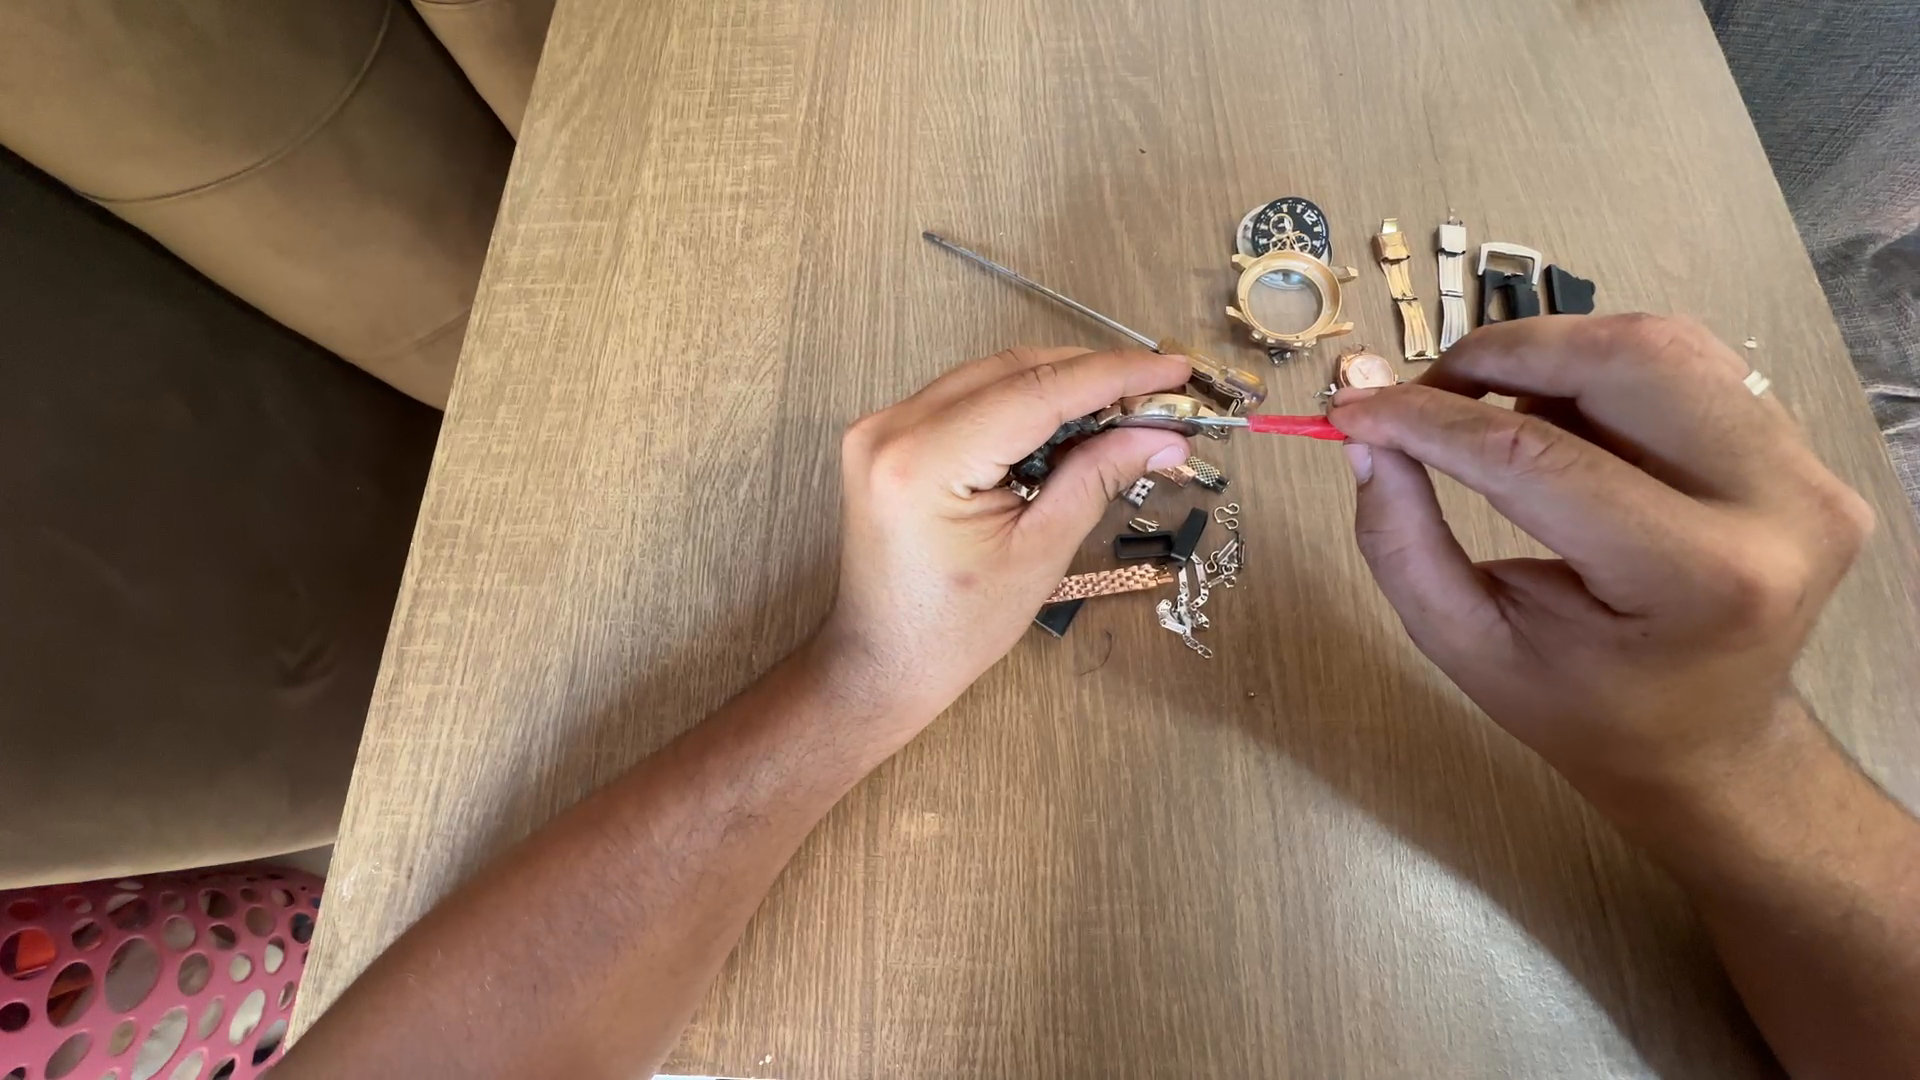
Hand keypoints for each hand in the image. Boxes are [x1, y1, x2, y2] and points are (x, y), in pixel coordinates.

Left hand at [815, 346, 1191, 727]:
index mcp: (924, 461)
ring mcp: (881, 427)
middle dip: (1089, 376)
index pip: (1036, 390)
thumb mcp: (1039, 552)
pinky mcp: (886, 436)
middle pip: (1011, 371)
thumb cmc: (956, 627)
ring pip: (989, 377)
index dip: (1113, 374)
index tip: (1173, 369)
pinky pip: (965, 399)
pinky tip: (1061, 426)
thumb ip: (1098, 477)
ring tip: (1119, 412)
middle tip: (1155, 396)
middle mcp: (891, 428)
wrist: (885, 659)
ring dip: (1056, 386)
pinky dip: (1018, 404)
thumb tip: (1163, 436)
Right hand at [1327, 315, 1874, 807]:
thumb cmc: (1569, 703)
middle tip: (1416, 397)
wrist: (1702, 737)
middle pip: (1623, 358)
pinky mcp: (1796, 451)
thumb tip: (1361, 435)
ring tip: (1472, 410)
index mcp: (1691, 577)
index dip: (1423, 419)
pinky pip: (1674, 367)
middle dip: (1493, 356)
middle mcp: (1777, 505)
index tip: (1348, 411)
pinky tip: (1536, 421)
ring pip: (1655, 344)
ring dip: (1538, 357)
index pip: (1531, 455)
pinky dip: (1579, 373)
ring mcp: (1803, 469)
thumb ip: (1398, 538)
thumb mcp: (1457, 637)